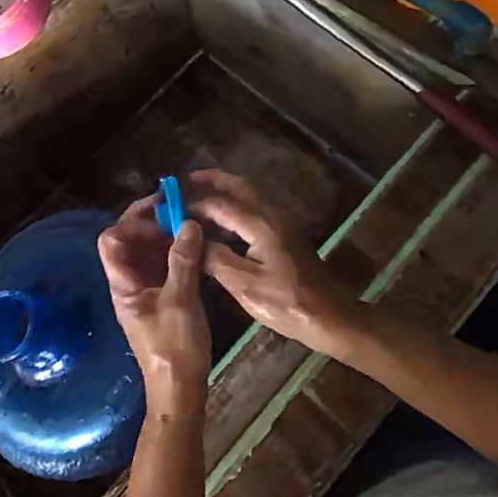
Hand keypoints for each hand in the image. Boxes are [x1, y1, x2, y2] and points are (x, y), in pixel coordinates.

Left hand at [99, 195, 211, 411]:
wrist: (180, 391)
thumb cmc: (174, 347)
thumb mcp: (180, 301)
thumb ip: (182, 260)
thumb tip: (188, 223)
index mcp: (123, 283)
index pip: (111, 240)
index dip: (132, 222)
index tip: (162, 212)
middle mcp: (129, 283)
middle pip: (129, 241)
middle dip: (151, 222)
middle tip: (181, 210)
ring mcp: (146, 291)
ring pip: (148, 252)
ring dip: (166, 236)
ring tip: (192, 223)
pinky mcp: (162, 299)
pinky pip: (163, 266)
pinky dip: (176, 252)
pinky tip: (198, 247)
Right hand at [186, 170, 364, 357]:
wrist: (330, 316)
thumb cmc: (287, 303)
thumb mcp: (245, 285)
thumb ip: (215, 258)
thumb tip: (190, 240)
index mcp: (260, 224)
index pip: (218, 203)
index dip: (191, 204)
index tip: (167, 208)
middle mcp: (271, 214)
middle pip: (237, 185)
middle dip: (209, 180)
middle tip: (181, 182)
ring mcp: (280, 223)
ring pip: (247, 194)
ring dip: (222, 190)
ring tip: (194, 196)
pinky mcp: (283, 234)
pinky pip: (253, 209)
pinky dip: (233, 207)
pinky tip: (218, 223)